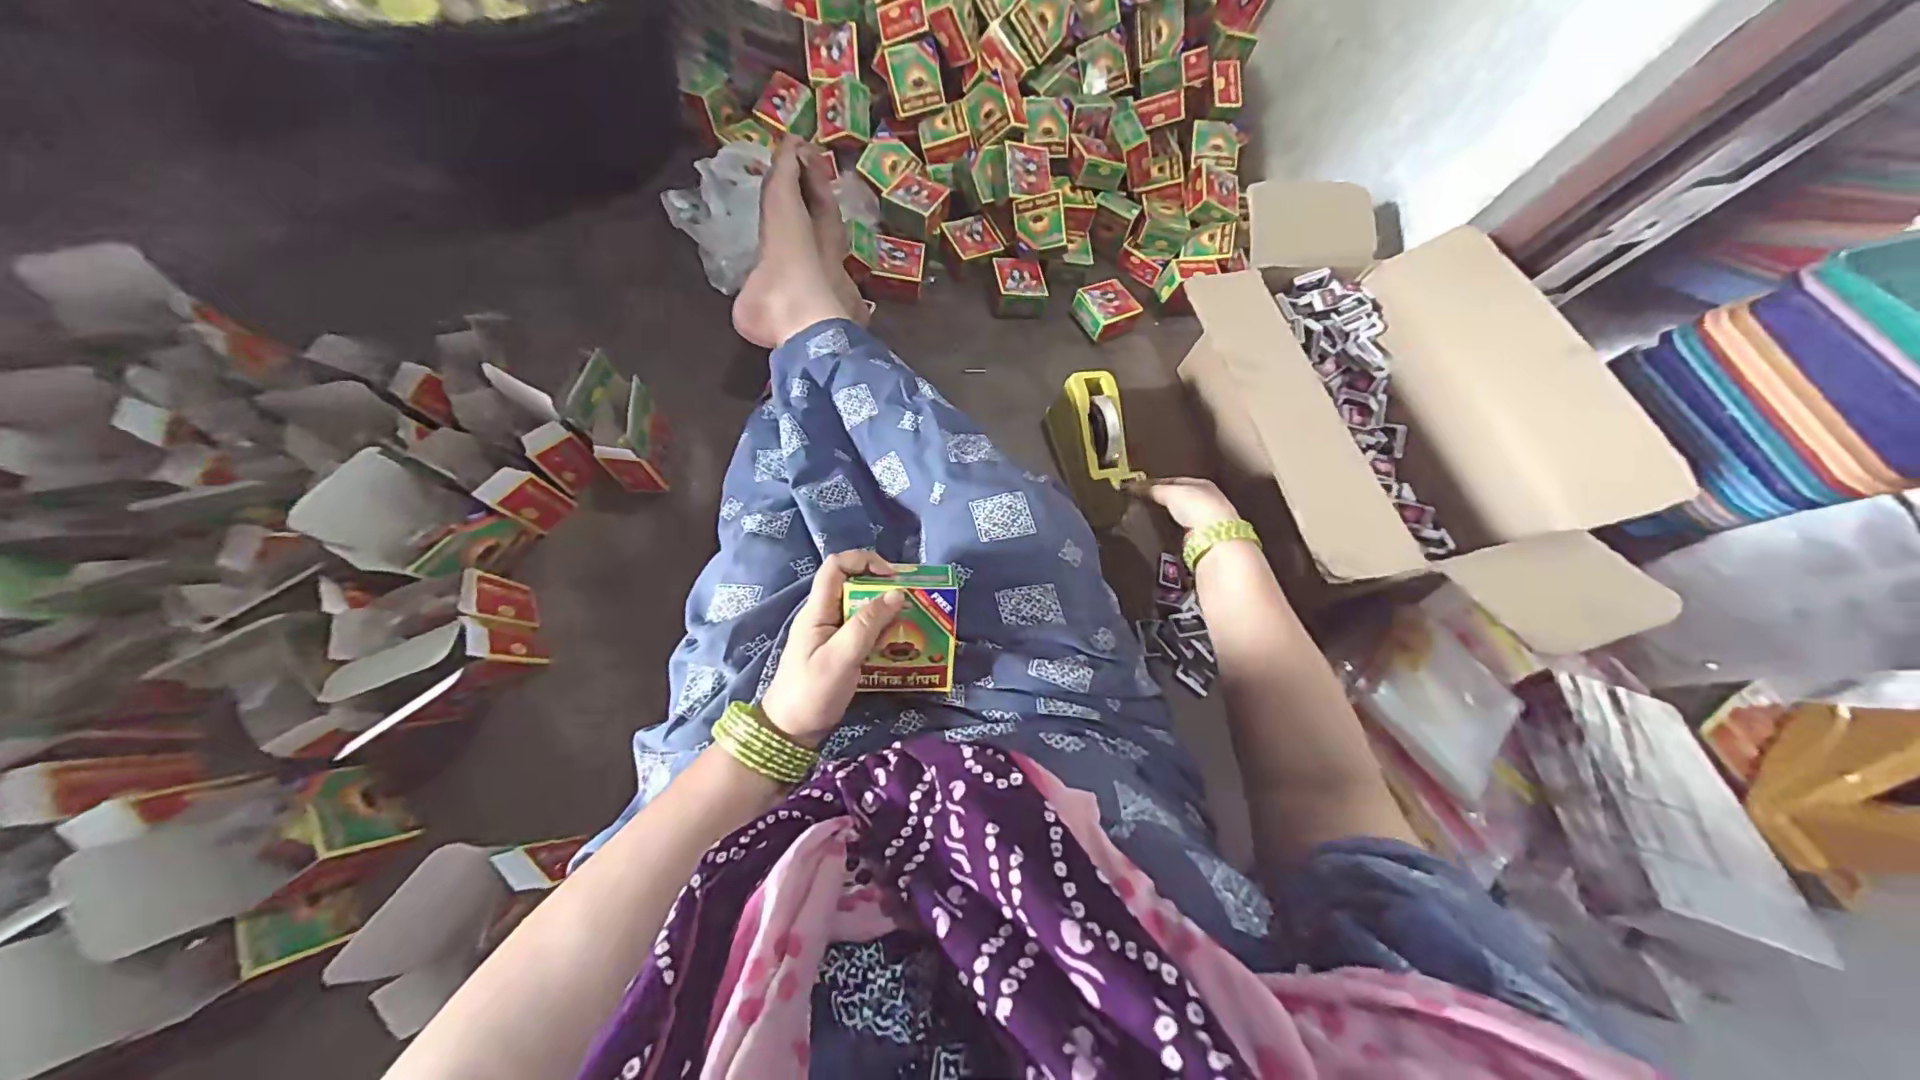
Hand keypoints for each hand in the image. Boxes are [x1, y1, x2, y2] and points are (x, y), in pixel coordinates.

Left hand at [759, 550, 903, 747]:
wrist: (790, 731)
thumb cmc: (812, 692)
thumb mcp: (842, 657)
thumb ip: (868, 624)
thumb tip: (897, 593)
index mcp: (818, 610)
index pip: (837, 565)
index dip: (865, 561)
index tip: (892, 577)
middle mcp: (825, 615)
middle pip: (854, 585)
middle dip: (884, 589)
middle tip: (911, 603)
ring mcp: (832, 633)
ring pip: (862, 609)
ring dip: (887, 612)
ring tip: (911, 624)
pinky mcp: (840, 650)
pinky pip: (864, 631)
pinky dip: (883, 632)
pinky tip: (899, 645)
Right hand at [1134, 477, 1240, 529]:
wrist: (1214, 538)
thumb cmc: (1198, 507)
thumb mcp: (1171, 492)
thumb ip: (1152, 489)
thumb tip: (1133, 487)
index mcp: (1202, 484)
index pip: (1174, 481)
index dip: (1156, 483)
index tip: (1139, 488)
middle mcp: (1206, 501)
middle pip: (1177, 498)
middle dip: (1160, 500)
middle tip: (1141, 503)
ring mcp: (1205, 520)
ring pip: (1179, 515)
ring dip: (1166, 517)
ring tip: (1147, 518)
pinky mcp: (1200, 538)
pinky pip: (1180, 531)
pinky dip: (1170, 530)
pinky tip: (1161, 531)